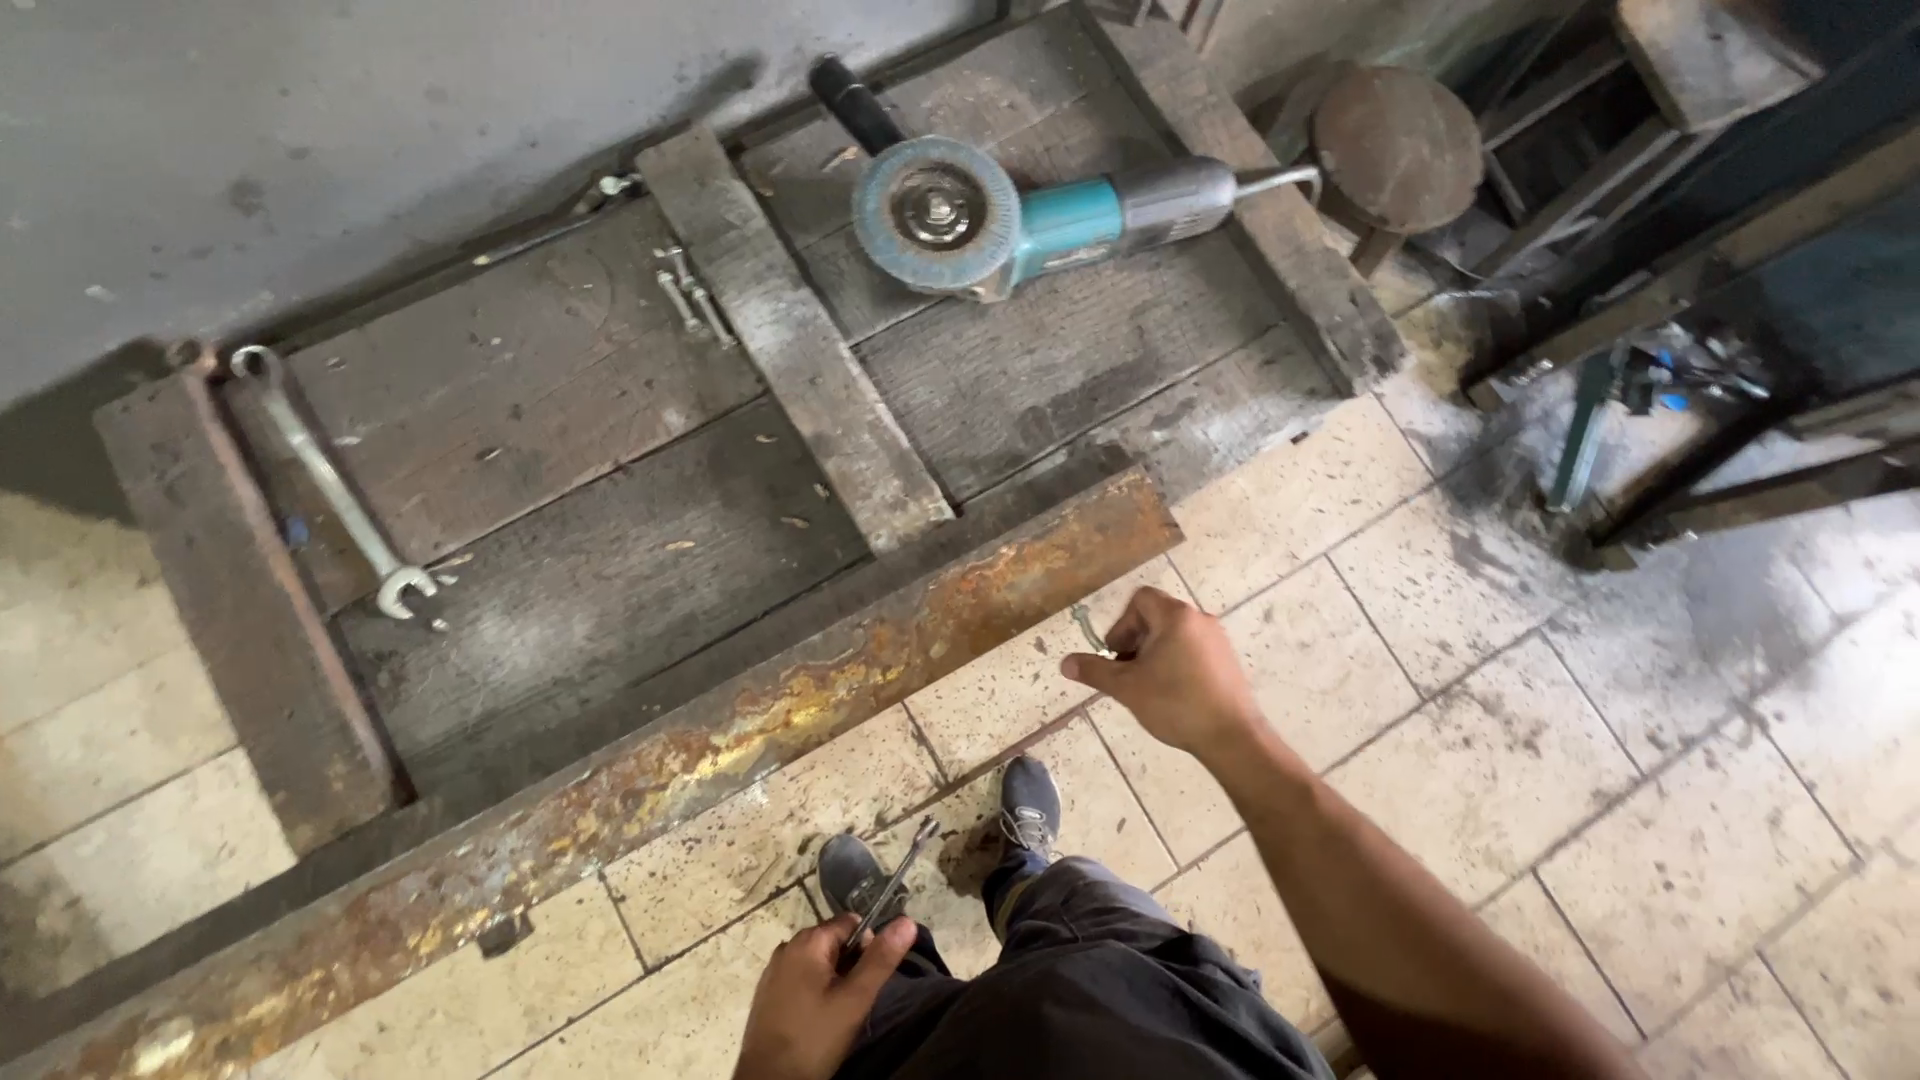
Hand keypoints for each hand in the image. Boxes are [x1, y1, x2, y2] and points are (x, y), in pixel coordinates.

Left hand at [733, 913, 915, 1079]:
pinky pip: (800, 979)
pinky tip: (816, 1019)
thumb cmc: (815, 1038)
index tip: (868, 978)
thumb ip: (881, 959)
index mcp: (808, 941)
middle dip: (849, 965)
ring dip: (832, 980)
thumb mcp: (855, 999)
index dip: (867, 946)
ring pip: (817, 963)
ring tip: (836, 1013)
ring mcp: (773, 970)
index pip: (850, 922)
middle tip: (853, 1001)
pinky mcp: (767, 993)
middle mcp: (787, 946)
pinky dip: (813, 991)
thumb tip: (906, 921)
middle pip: (833, 941)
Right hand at [1060, 586, 1271, 763]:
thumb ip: (1095, 671)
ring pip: (1174, 634)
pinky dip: (1175, 662)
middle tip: (1128, 672)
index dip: (1121, 624)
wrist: (1232, 737)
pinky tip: (1172, 694)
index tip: (1117, 655)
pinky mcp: (1227, 661)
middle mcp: (1199, 620)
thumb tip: (1065, 663)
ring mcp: (1217, 640)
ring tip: (1148, 685)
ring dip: (1154, 653)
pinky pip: (1193, 649)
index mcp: (1176, 617)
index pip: (1140, 599)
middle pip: (1156, 616)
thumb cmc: (1175, 704)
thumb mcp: (1127, 687)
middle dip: (1135, 641)